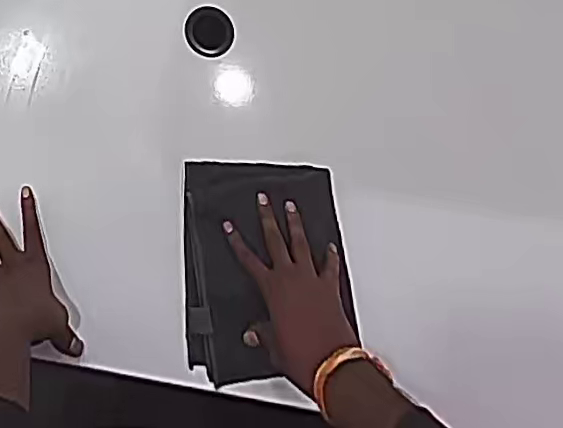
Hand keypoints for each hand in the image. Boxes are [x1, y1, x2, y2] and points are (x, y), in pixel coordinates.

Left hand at [0, 186, 82, 356]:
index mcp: (35, 264)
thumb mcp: (58, 323)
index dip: (29, 210)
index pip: (33, 230)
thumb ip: (63, 332)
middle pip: (1, 236)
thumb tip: (74, 344)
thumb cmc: (37, 321)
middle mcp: (14, 269)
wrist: (14, 335)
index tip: (24, 193)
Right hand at [226, 192, 357, 394]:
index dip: (237, 242)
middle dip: (267, 217)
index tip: (230, 227)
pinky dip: (330, 255)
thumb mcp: (274, 347)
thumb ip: (262, 335)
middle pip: (275, 239)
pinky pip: (329, 264)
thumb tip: (253, 335)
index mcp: (273, 289)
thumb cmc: (302, 356)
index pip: (249, 259)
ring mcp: (311, 278)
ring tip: (291, 207)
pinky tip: (329, 245)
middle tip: (264, 199)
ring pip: (300, 242)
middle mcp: (290, 277)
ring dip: (295, 223)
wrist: (332, 364)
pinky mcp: (330, 285)